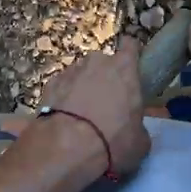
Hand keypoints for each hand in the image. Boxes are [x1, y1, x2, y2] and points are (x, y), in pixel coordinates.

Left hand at [34, 37, 151, 183]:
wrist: (67, 146)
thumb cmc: (112, 141)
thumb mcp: (140, 142)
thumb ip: (138, 125)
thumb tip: (133, 127)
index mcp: (124, 68)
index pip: (130, 45)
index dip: (131, 54)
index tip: (131, 68)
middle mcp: (97, 61)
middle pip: (104, 63)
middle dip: (105, 78)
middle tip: (107, 105)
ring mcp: (72, 69)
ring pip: (82, 74)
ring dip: (84, 88)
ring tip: (83, 115)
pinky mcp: (51, 82)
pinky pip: (64, 86)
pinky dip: (66, 97)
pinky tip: (66, 118)